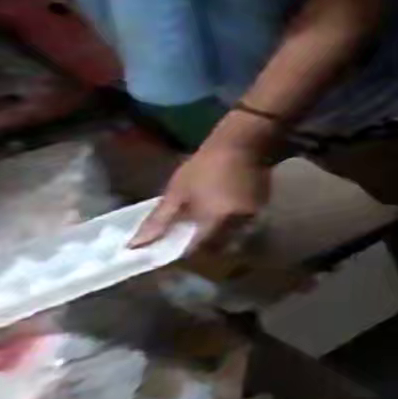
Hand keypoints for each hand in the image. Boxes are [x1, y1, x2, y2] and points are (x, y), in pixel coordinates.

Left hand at [130, 140, 270, 251]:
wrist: (242, 144)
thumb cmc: (204, 167)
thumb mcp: (176, 192)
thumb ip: (158, 221)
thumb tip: (135, 246)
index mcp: (215, 221)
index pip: (197, 249)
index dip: (182, 254)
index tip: (170, 252)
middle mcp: (239, 221)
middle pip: (221, 245)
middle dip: (205, 248)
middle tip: (188, 241)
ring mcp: (254, 212)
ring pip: (236, 234)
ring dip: (221, 236)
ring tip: (206, 228)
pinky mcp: (263, 204)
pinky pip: (246, 222)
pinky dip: (233, 224)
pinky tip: (223, 214)